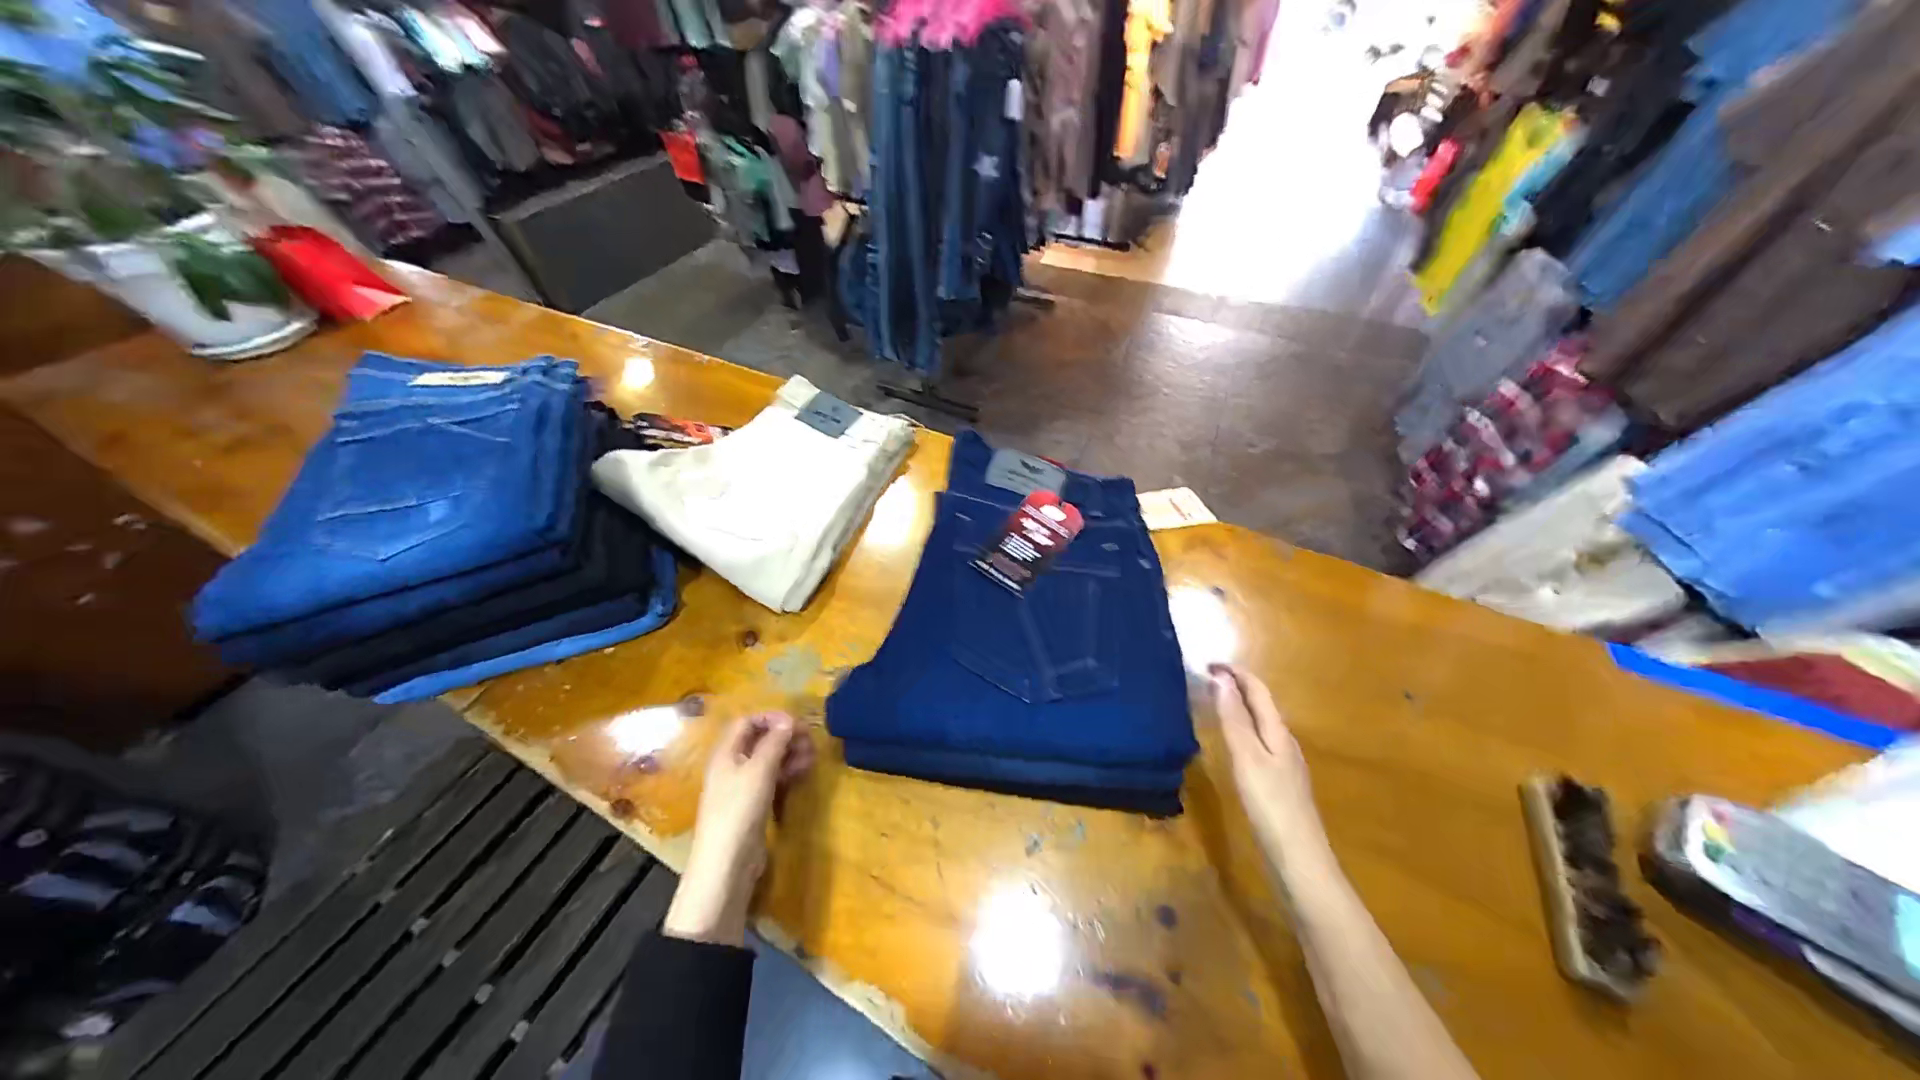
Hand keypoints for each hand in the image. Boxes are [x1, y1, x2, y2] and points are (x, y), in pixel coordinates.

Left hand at [663, 711, 815, 945]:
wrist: (727, 864)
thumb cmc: (739, 810)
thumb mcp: (759, 771)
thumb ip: (774, 743)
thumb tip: (788, 720)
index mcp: (726, 753)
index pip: (747, 722)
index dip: (771, 718)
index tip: (796, 723)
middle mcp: (732, 765)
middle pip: (759, 740)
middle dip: (785, 736)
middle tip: (810, 740)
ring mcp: (742, 786)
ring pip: (768, 760)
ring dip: (790, 753)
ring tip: (812, 756)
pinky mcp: (753, 805)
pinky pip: (772, 779)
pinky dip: (787, 771)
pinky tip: (804, 771)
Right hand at [1210, 664, 1326, 858]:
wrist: (1299, 858)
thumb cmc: (1271, 804)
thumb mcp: (1247, 757)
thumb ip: (1234, 719)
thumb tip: (1221, 679)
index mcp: (1278, 732)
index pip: (1257, 690)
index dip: (1235, 672)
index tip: (1206, 662)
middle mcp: (1284, 742)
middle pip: (1261, 704)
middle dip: (1236, 685)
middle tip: (1205, 678)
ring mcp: (1284, 764)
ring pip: (1260, 723)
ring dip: (1239, 706)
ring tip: (1213, 702)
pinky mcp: (1279, 783)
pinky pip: (1258, 741)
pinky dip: (1242, 729)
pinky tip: (1231, 743)